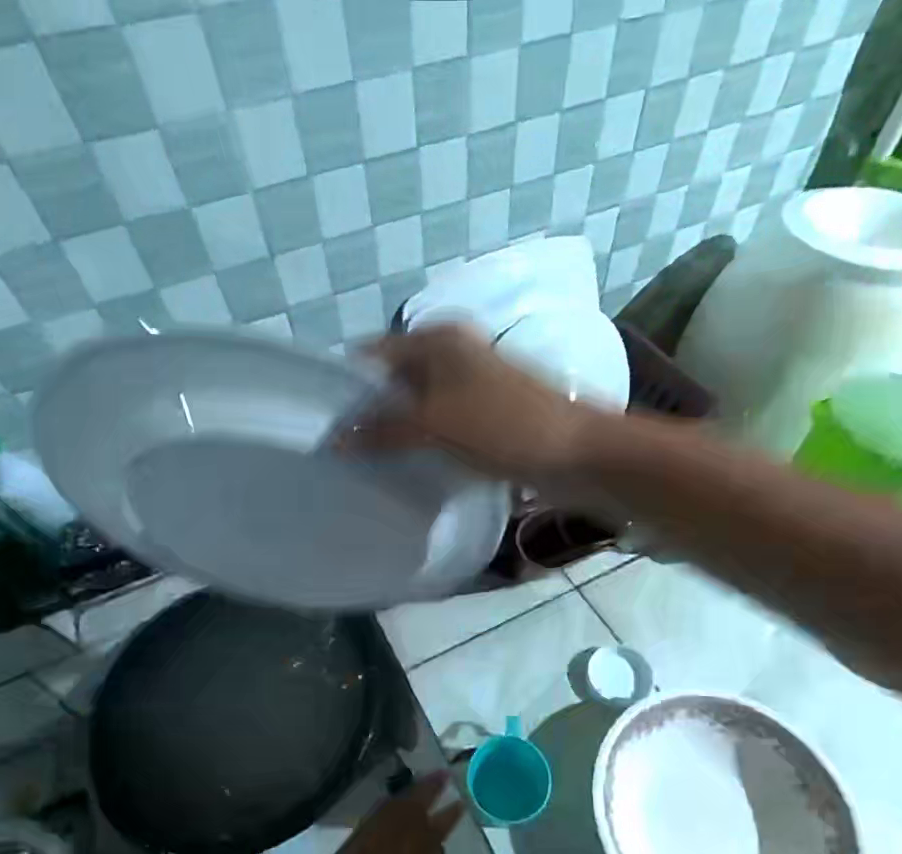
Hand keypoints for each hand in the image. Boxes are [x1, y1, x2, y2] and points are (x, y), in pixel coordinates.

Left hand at [275, 772, 465, 853]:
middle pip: (399, 817)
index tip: (459, 802)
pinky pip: (364, 826)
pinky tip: (389, 808)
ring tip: (421, 783)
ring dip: (402, 797)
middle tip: (442, 775)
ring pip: (380, 816)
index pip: (422, 840)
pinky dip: (381, 811)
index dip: (441, 820)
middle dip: (422, 794)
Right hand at [343, 324, 599, 483]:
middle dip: (368, 410)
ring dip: (393, 430)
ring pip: (415, 405)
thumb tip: (336, 438)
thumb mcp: (434, 424)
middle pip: (393, 379)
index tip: (323, 422)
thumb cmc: (503, 427)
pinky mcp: (482, 415)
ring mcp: (469, 384)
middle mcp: (451, 353)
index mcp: (438, 339)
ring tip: (363, 462)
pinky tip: (402, 467)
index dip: (347, 385)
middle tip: (340, 448)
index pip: (373, 354)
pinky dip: (419, 442)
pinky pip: (437, 425)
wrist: (577, 454)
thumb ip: (382, 429)